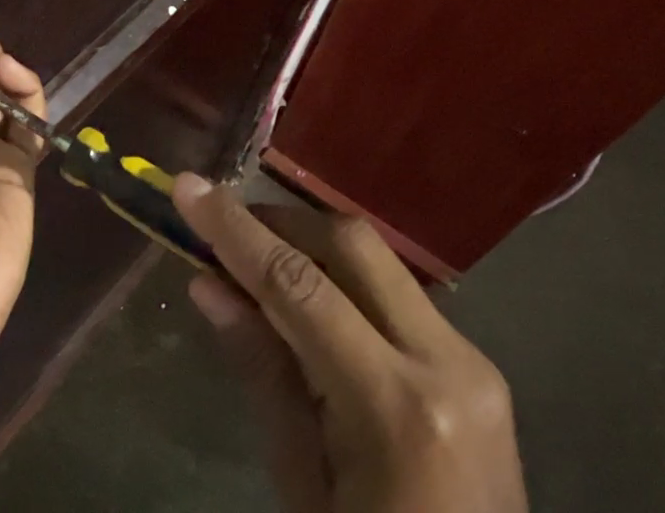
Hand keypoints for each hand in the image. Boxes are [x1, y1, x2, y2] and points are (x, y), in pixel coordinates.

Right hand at [172, 174, 526, 512]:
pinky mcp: (478, 367)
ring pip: (379, 262)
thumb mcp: (299, 478)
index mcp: (394, 406)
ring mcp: (472, 362)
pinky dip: (341, 280)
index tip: (187, 187)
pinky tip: (304, 300)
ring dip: (310, 245)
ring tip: (252, 258)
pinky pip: (398, 296)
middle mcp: (447, 363)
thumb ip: (261, 370)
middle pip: (353, 247)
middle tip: (221, 226)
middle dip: (279, 221)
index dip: (234, 231)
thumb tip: (208, 285)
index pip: (297, 287)